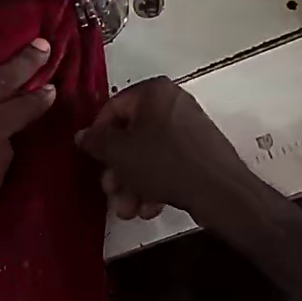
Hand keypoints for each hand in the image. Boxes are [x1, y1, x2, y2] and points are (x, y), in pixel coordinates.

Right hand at [75, 78, 258, 221]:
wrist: (218, 190)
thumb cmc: (166, 164)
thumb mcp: (119, 153)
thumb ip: (96, 141)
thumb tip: (83, 136)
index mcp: (153, 91)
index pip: (112, 108)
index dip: (98, 136)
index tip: (93, 157)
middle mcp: (172, 102)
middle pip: (131, 135)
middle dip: (118, 168)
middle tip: (111, 190)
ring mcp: (188, 126)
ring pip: (149, 153)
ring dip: (134, 182)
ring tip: (129, 208)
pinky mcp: (199, 150)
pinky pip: (168, 162)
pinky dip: (155, 183)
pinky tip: (150, 206)